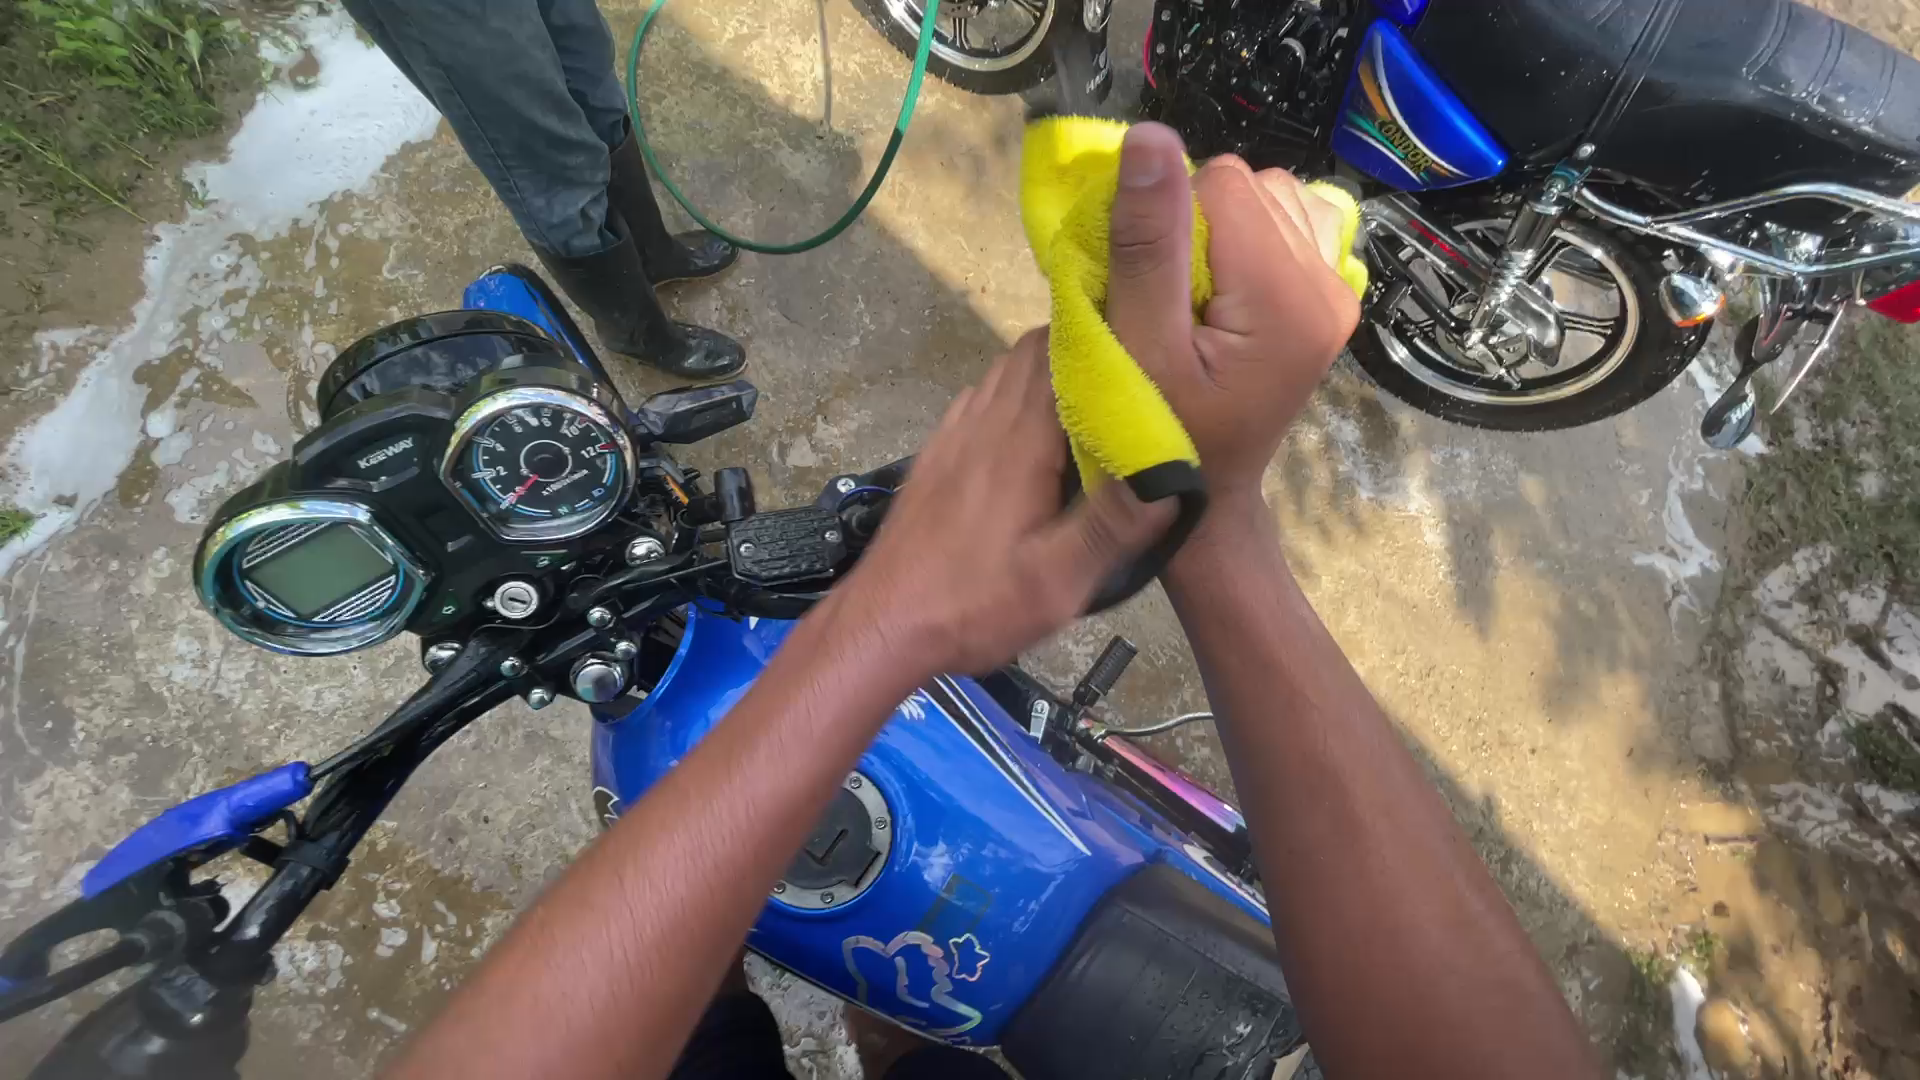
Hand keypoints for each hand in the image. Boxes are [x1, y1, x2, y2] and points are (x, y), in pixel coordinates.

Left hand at [831, 332, 1173, 674]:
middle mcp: (980, 423)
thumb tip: (1170, 476)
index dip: (1100, 340)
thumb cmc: (973, 605)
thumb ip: (1112, 525)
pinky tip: (1025, 442)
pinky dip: (1008, 401)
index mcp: (1017, 442)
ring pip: (1000, 375)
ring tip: (1084, 407)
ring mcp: (950, 437)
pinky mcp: (933, 459)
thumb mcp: (1056, 581)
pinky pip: (976, 404)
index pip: (1057, 352)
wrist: (883, 624)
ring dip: (1042, 376)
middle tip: (1122, 381)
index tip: (1140, 348)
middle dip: (1076, 353)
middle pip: (1028, 353)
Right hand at [1105, 123, 1360, 511]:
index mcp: (1288, 298)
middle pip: (1248, 186)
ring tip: (1196, 307)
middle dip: (1193, 231)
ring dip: (1215, 239)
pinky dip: (1242, 249)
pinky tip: (1224, 301)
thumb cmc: (1160, 434)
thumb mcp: (1139, 349)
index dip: (1165, 227)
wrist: (1206, 492)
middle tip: (1171, 306)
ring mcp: (1336, 289)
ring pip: (1264, 199)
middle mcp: (1330, 282)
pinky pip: (1282, 226)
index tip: (1148, 292)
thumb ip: (1145, 248)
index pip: (1220, 184)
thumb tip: (1148, 137)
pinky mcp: (1327, 296)